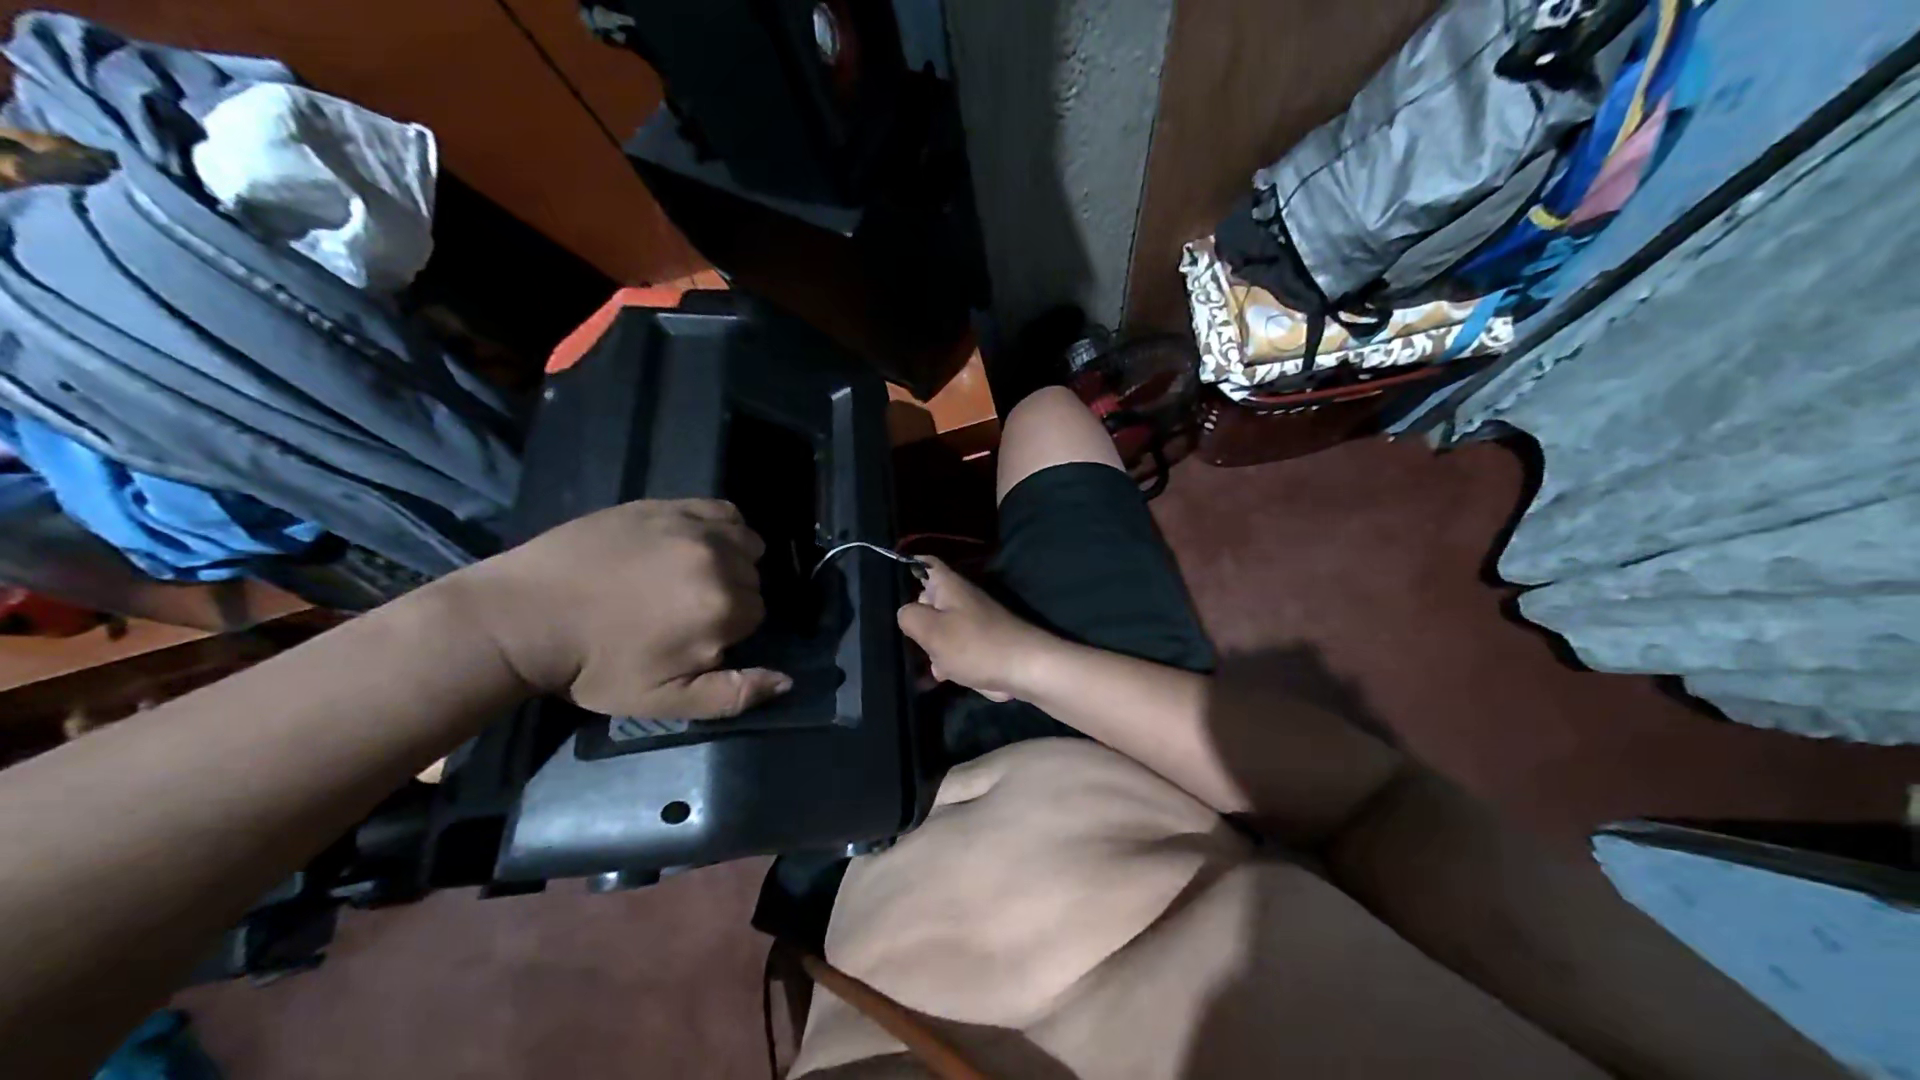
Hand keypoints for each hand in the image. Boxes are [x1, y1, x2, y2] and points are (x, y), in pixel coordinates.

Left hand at [452, 499, 790, 718]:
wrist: (526, 616)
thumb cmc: (596, 666)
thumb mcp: (664, 701)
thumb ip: (733, 694)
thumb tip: (789, 680)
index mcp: (724, 610)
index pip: (757, 614)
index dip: (729, 629)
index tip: (694, 637)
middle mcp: (719, 560)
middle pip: (752, 578)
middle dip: (730, 595)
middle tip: (683, 610)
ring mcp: (694, 527)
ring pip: (745, 543)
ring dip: (731, 560)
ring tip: (692, 575)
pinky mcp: (669, 505)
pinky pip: (723, 511)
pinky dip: (722, 527)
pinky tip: (698, 543)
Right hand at [896, 556, 1062, 701]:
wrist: (1025, 669)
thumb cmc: (974, 645)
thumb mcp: (931, 630)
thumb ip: (909, 617)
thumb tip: (906, 613)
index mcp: (949, 586)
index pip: (925, 564)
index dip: (907, 567)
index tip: (889, 584)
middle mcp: (961, 598)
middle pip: (928, 600)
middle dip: (915, 619)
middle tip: (906, 636)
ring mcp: (972, 622)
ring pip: (939, 628)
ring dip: (930, 646)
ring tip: (924, 662)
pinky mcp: (981, 644)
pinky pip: (954, 648)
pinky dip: (946, 661)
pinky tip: (941, 677)